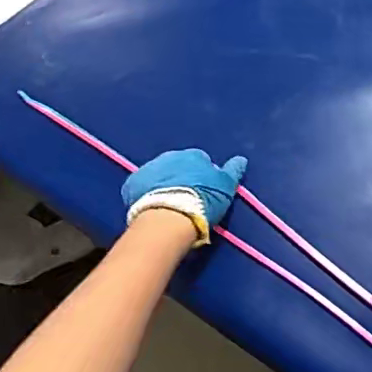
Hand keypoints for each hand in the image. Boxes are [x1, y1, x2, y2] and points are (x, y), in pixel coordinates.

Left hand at [121, 149, 246, 246]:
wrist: (171, 216)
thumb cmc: (204, 199)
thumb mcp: (227, 186)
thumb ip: (233, 170)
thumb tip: (240, 159)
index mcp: (194, 155)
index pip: (201, 160)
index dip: (204, 175)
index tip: (206, 190)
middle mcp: (170, 156)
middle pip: (178, 165)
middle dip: (182, 177)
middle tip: (188, 196)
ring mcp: (148, 168)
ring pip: (159, 175)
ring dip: (164, 184)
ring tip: (169, 203)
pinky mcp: (131, 183)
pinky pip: (141, 186)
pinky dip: (146, 193)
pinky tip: (153, 206)